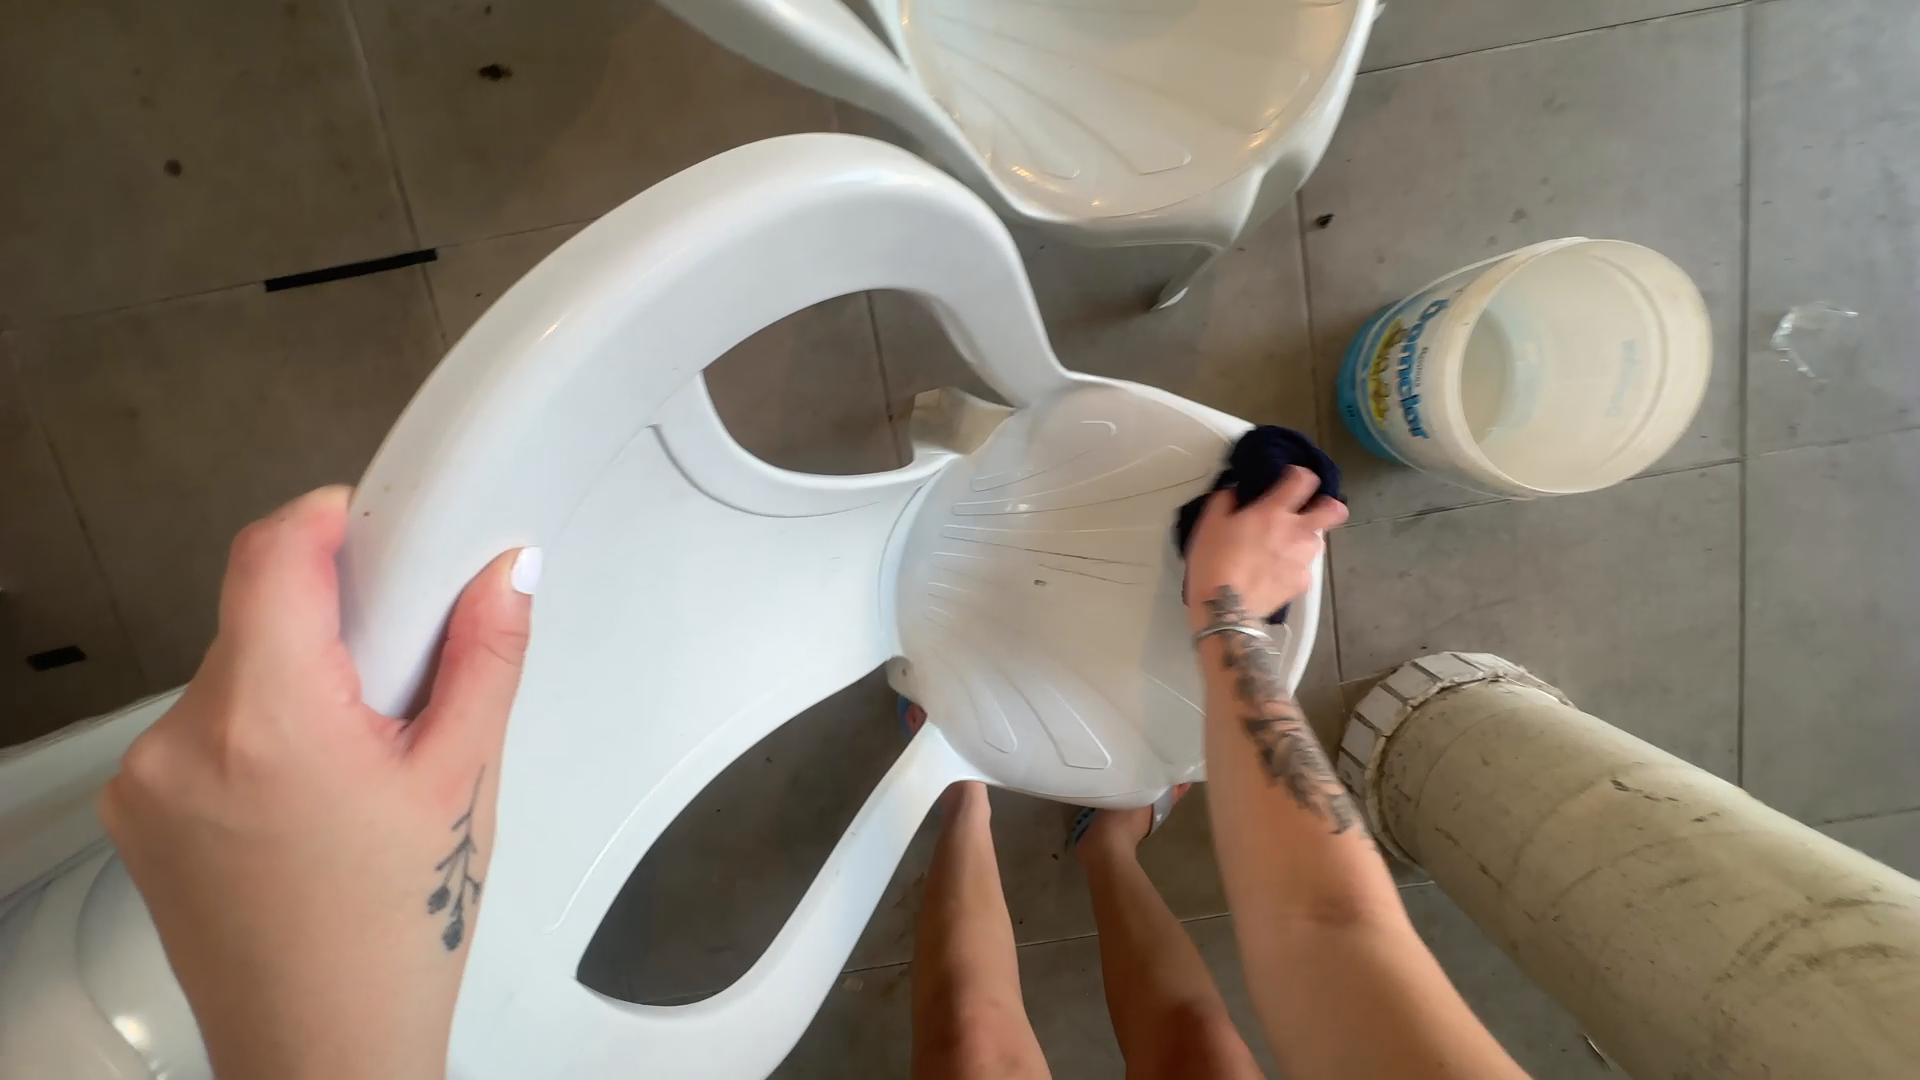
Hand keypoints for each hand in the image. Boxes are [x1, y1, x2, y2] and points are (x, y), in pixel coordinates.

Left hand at [97, 486, 538, 1079]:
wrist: (326, 1038)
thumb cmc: (400, 922)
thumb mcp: (467, 771)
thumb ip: (487, 654)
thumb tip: (508, 574)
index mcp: (269, 726)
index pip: (271, 559)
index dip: (332, 516)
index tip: (390, 518)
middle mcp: (181, 743)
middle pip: (265, 608)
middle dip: (354, 608)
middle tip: (423, 657)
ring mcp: (150, 777)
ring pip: (247, 658)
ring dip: (323, 661)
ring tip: (387, 734)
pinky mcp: (148, 801)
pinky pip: (221, 709)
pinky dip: (286, 704)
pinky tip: (341, 768)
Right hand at [1184, 466, 1347, 630]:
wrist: (1225, 609)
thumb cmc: (1213, 562)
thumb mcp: (1208, 524)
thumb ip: (1225, 500)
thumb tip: (1236, 493)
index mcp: (1272, 512)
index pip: (1303, 480)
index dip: (1301, 474)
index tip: (1291, 479)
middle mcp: (1296, 531)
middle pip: (1334, 510)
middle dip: (1328, 505)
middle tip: (1310, 511)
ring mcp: (1303, 559)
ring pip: (1317, 541)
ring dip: (1304, 540)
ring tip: (1283, 549)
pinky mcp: (1303, 582)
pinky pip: (1304, 569)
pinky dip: (1293, 568)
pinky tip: (1275, 575)